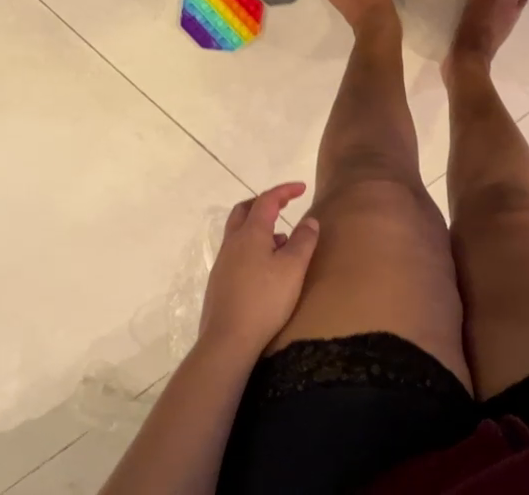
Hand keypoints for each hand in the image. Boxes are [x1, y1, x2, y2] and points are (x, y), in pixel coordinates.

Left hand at [198, 182, 319, 357]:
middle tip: (283, 205)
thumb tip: (308, 221)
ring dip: (260, 228)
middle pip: (244, 211)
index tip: (302, 188)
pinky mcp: (219, 284)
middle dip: (264, 203)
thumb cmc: (265, 299)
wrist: (227, 341)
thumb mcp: (293, 268)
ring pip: (240, 234)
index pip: (267, 200)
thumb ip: (303, 240)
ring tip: (283, 241)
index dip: (284, 190)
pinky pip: (238, 253)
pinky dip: (254, 248)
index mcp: (250, 234)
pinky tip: (268, 268)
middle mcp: (232, 244)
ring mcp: (222, 264)